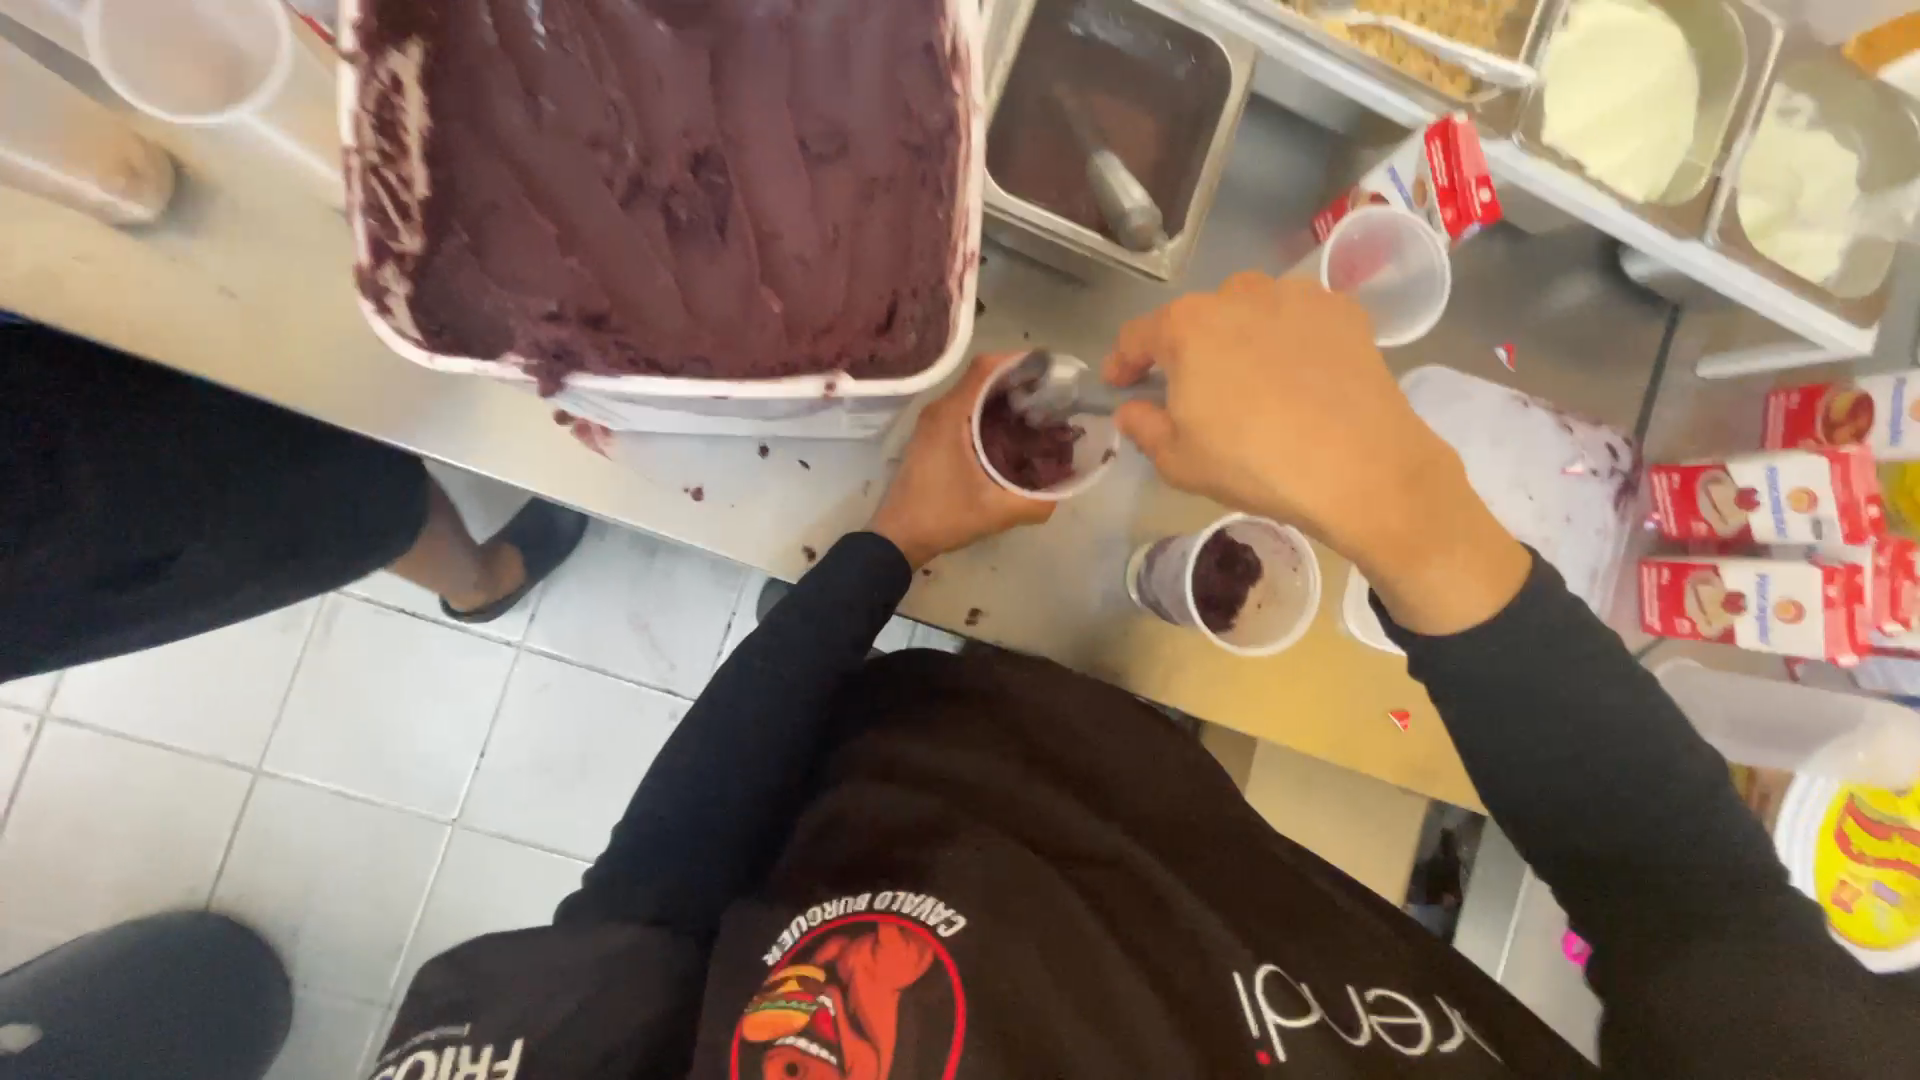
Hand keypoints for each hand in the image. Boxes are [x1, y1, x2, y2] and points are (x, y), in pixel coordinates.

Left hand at [869, 353, 1054, 568]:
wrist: (898, 537)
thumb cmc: (943, 517)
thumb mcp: (997, 512)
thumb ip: (1036, 502)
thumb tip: (1062, 493)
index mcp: (951, 415)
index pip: (986, 367)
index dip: (1019, 362)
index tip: (1050, 372)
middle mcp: (940, 410)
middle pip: (982, 377)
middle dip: (1018, 381)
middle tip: (1052, 396)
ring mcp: (932, 423)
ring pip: (973, 393)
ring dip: (1004, 397)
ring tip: (1039, 411)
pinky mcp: (932, 436)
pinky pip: (965, 410)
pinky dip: (989, 412)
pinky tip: (1012, 432)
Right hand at [1106, 272, 1527, 634]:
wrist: (1361, 467)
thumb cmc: (1253, 464)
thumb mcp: (1178, 460)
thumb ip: (1143, 427)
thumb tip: (1133, 410)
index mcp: (1187, 327)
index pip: (1137, 335)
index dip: (1122, 362)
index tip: (1120, 386)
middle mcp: (1238, 296)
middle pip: (1195, 318)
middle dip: (1184, 351)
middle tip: (1190, 391)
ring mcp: (1296, 297)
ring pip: (1248, 310)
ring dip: (1236, 337)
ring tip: (1247, 379)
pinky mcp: (1343, 312)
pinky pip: (1297, 320)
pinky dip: (1286, 340)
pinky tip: (1296, 377)